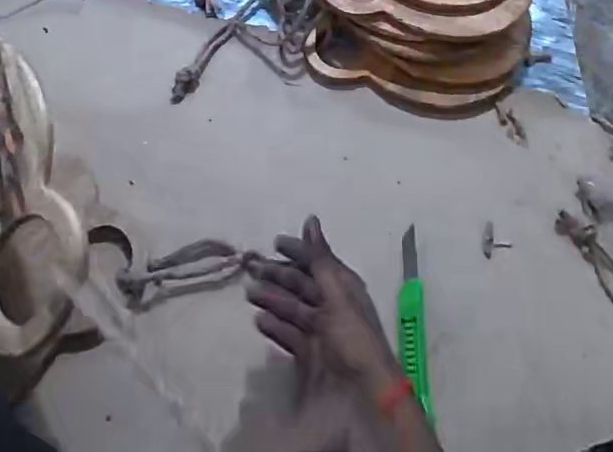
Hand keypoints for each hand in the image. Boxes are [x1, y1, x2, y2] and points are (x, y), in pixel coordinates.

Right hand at [248, 215, 400, 385]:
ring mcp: (320, 330)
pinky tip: (259, 320)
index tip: (275, 242)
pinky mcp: (310, 354)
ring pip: (292, 307)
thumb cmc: (352, 335)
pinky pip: (289, 335)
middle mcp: (331, 303)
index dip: (298, 250)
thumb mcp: (337, 291)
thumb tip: (310, 220)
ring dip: (271, 298)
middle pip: (301, 284)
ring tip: (249, 292)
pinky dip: (274, 326)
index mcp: (342, 285)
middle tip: (250, 267)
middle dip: (277, 274)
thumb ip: (320, 258)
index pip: (317, 261)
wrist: (363, 391)